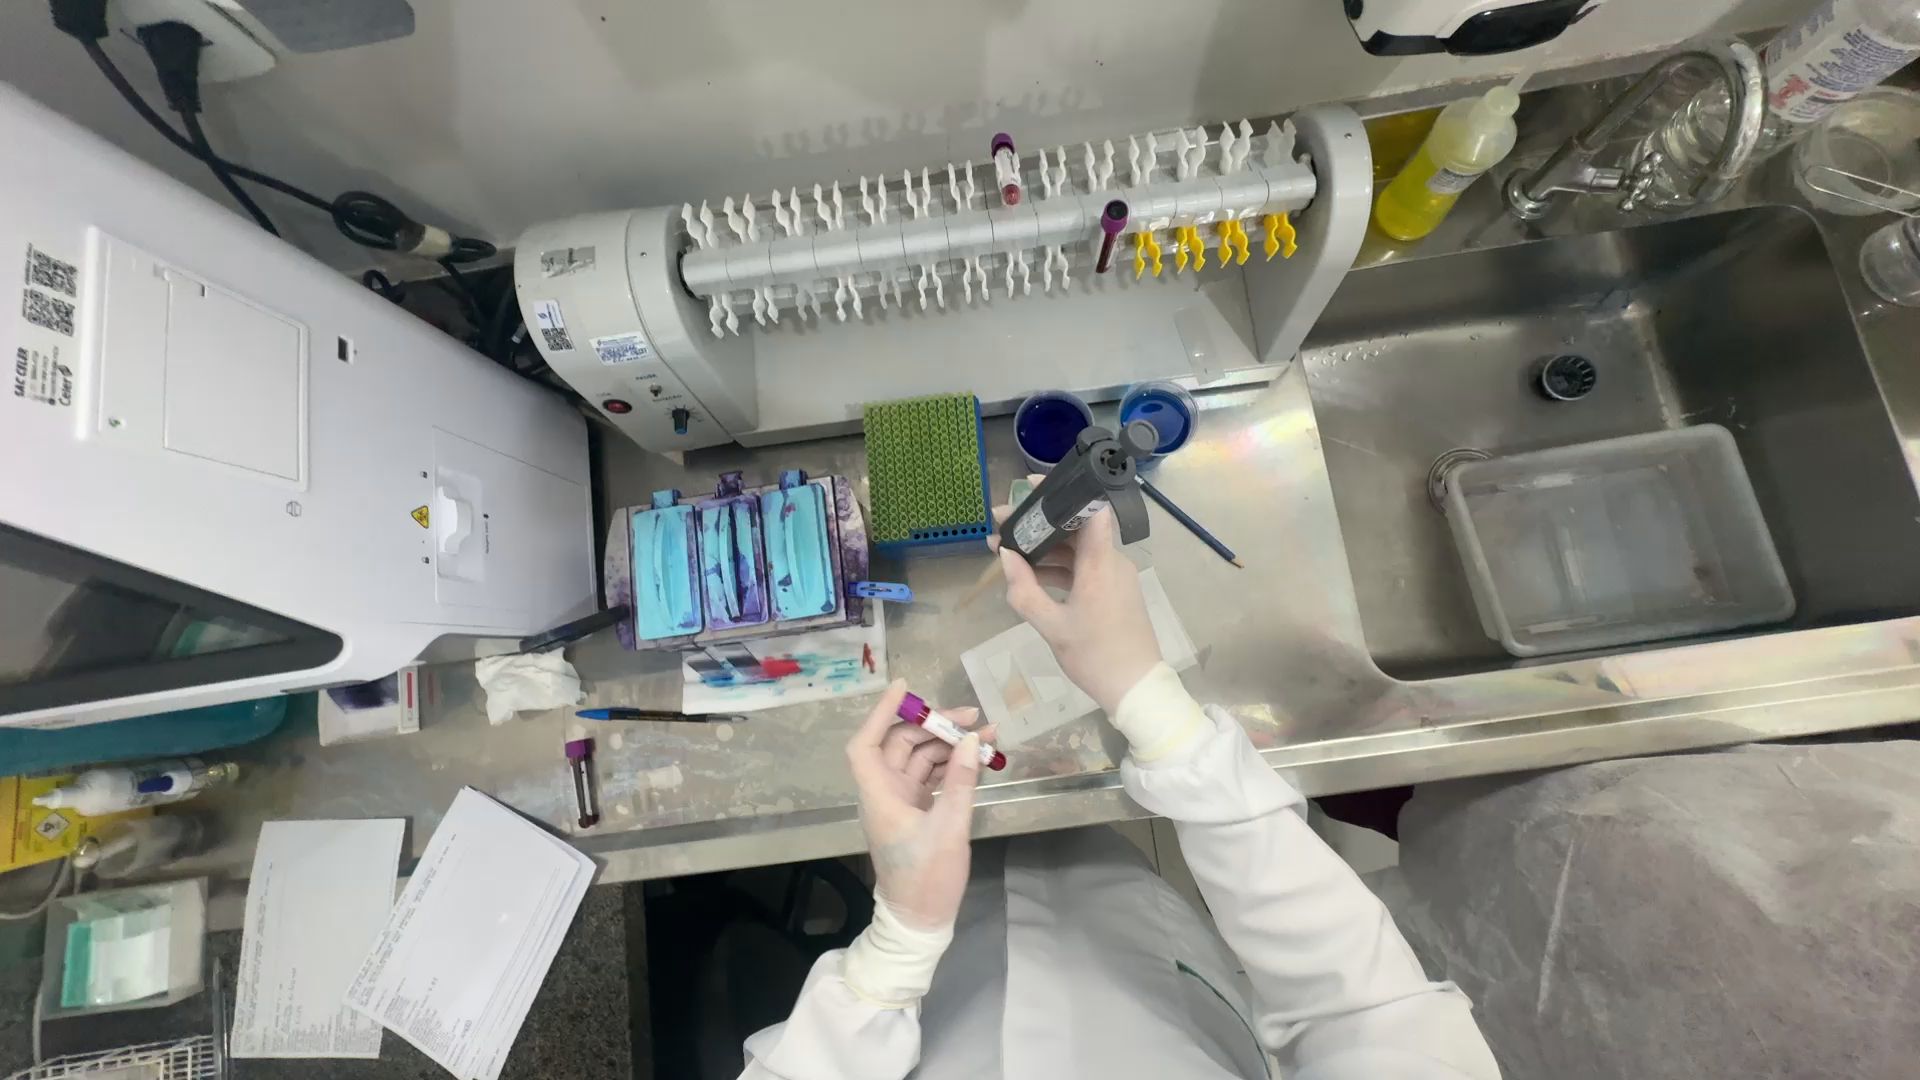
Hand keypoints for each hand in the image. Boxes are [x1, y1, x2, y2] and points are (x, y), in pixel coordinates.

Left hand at [846, 680, 990, 929]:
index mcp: (879, 795)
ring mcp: (900, 800)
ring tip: (984, 733)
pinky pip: (929, 775)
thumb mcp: (950, 828)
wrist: (920, 921)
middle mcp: (885, 792)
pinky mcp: (916, 810)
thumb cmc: (927, 877)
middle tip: (971, 716)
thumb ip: (960, 781)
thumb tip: (970, 740)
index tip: (905, 687)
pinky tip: (977, 756)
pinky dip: (950, 763)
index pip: (866, 743)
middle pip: (900, 743)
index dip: (881, 712)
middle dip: (933, 724)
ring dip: (947, 743)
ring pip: (918, 757)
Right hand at [991, 495, 1162, 713]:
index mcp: (1099, 564)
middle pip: (1076, 527)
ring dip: (1045, 548)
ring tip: (1007, 550)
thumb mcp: (1051, 627)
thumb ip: (1025, 590)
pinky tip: (1032, 573)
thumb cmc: (1094, 656)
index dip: (1064, 491)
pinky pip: (1085, 567)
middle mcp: (1111, 562)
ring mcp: (1115, 576)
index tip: (1031, 486)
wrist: (1136, 688)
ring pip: (1078, 549)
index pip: (1091, 510)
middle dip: (1038, 523)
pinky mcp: (1115, 591)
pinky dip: (1060, 566)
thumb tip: (1006, 558)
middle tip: (1002, 522)